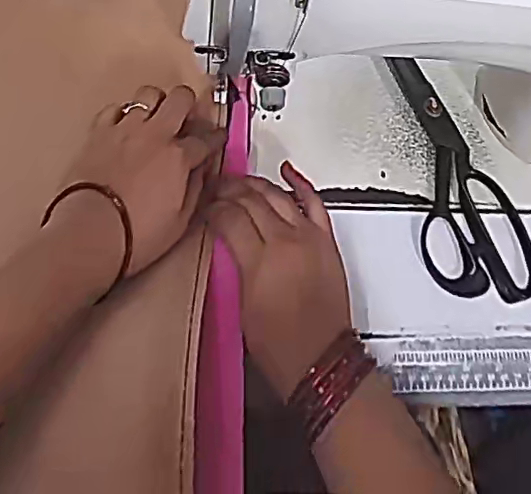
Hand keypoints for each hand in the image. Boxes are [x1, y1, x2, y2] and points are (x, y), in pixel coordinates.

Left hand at [55, 85, 225, 280]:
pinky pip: (115, 108)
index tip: (216, 138)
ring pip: (149, 93)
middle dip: (189, 104)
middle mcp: (156, 135)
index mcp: (179, 157)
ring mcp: (126, 129)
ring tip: (155, 118)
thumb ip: (194, 190)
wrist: (89, 232)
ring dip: (157, 102)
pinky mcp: (99, 131)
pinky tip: (125, 126)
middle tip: (186, 119)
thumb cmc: (135, 235)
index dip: (215, 137)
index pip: (206, 138)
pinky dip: (123, 113)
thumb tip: (200, 172)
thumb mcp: (179, 222)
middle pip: (181, 98)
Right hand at [207, 162, 352, 399]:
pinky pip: (313, 201)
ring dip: (256, 184)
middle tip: (217, 189)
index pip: (230, 217)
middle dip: (229, 190)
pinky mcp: (325, 239)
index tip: (205, 208)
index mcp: (259, 261)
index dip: (214, 208)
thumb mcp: (241, 307)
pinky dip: (300, 183)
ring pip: (277, 195)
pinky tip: (287, 171)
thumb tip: (226, 239)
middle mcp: (284, 242)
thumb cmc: (279, 346)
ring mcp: (307, 237)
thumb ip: (234, 265)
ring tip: (241, 181)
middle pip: (251, 201)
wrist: (320, 359)